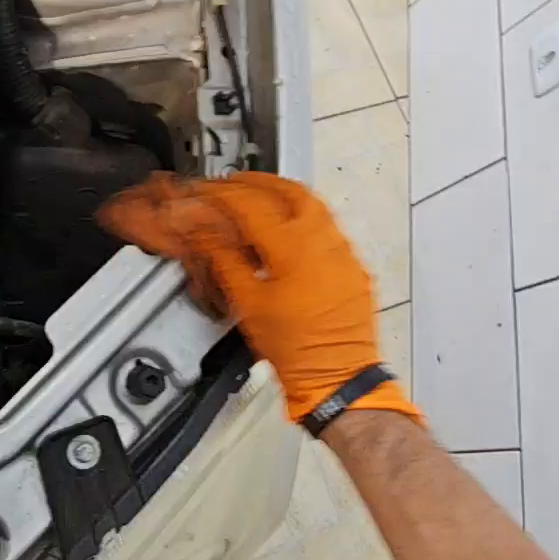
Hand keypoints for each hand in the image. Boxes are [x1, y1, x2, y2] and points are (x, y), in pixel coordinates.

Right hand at [100, 172, 419, 424]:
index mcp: (292, 247)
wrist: (337, 377)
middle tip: (234, 182)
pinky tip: (290, 230)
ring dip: (284, 194)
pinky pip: (329, 227)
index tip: (206, 192)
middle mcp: (323, 242)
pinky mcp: (353, 266)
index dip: (223, 195)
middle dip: (257, 182)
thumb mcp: (248, 303)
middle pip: (289, 190)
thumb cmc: (295, 349)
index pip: (251, 205)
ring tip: (261, 197)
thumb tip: (206, 235)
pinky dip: (305, 217)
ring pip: (314, 205)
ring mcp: (343, 252)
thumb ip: (225, 260)